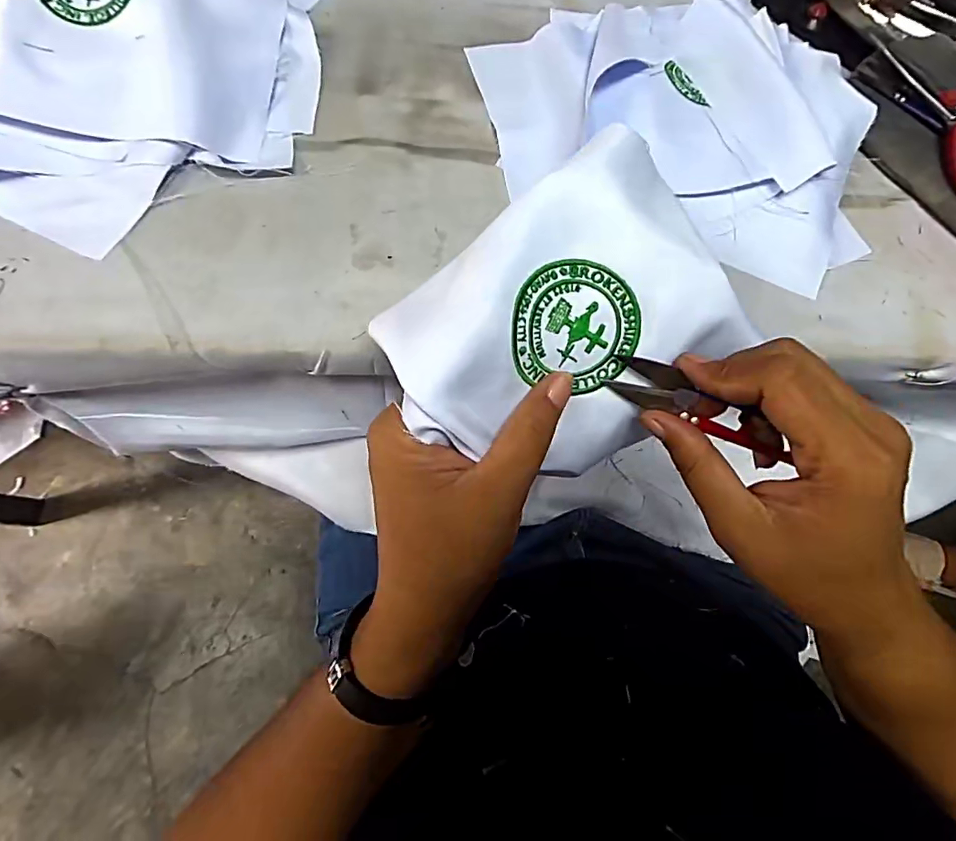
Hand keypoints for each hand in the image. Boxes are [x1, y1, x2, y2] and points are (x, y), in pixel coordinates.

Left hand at [351, 373, 570, 696]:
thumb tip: (560, 376)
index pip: (445, 374)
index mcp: (396, 426)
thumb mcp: (498, 488)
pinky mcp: (427, 473)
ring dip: (498, 411)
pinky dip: (490, 435)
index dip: (489, 358)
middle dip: (498, 383)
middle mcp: (396, 432)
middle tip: (548, 354)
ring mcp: (410, 454)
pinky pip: (462, 439)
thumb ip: (529, 431)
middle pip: (455, 394)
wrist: (429, 618)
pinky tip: (526, 423)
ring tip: (545, 381)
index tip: (533, 338)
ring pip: (462, 417)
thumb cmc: (453, 553)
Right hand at [640, 339, 919, 638]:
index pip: (782, 381)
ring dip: (749, 383)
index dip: (726, 372)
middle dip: (732, 374)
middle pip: (790, 362)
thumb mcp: (739, 528)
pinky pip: (809, 382)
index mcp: (849, 458)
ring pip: (798, 365)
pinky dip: (769, 394)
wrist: (864, 601)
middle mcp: (872, 431)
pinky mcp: (868, 423)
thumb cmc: (811, 576)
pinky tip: (756, 434)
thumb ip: (696, 465)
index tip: (683, 380)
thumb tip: (659, 417)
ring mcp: (875, 424)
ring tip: (724, 424)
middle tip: (696, 405)